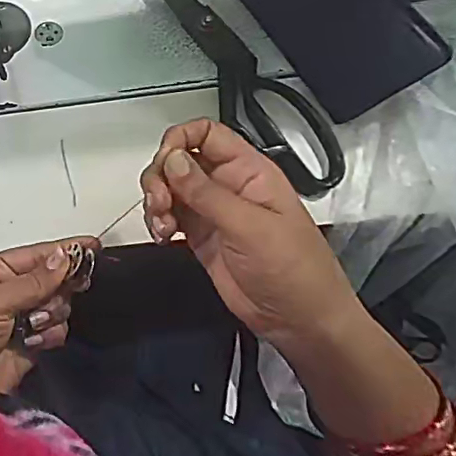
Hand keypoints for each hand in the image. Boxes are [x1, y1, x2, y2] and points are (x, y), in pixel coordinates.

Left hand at [0, 237, 95, 391]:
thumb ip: (33, 281)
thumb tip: (65, 255)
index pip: (38, 254)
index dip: (66, 249)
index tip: (94, 245)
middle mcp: (12, 289)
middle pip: (54, 278)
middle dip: (59, 286)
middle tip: (60, 294)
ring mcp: (23, 316)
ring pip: (59, 304)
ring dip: (51, 313)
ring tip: (32, 324)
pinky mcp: (32, 341)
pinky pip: (57, 329)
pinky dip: (51, 334)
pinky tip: (34, 341)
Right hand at [140, 119, 359, 351]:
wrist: (299, 321)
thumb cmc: (294, 271)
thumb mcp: (251, 227)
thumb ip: (207, 193)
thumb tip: (172, 161)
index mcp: (249, 172)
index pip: (207, 134)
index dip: (180, 140)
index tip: (165, 163)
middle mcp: (227, 185)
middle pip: (178, 160)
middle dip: (160, 177)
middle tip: (160, 202)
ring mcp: (211, 210)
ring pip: (168, 187)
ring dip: (155, 202)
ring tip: (163, 225)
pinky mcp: (199, 235)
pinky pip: (168, 215)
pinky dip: (158, 222)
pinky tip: (163, 236)